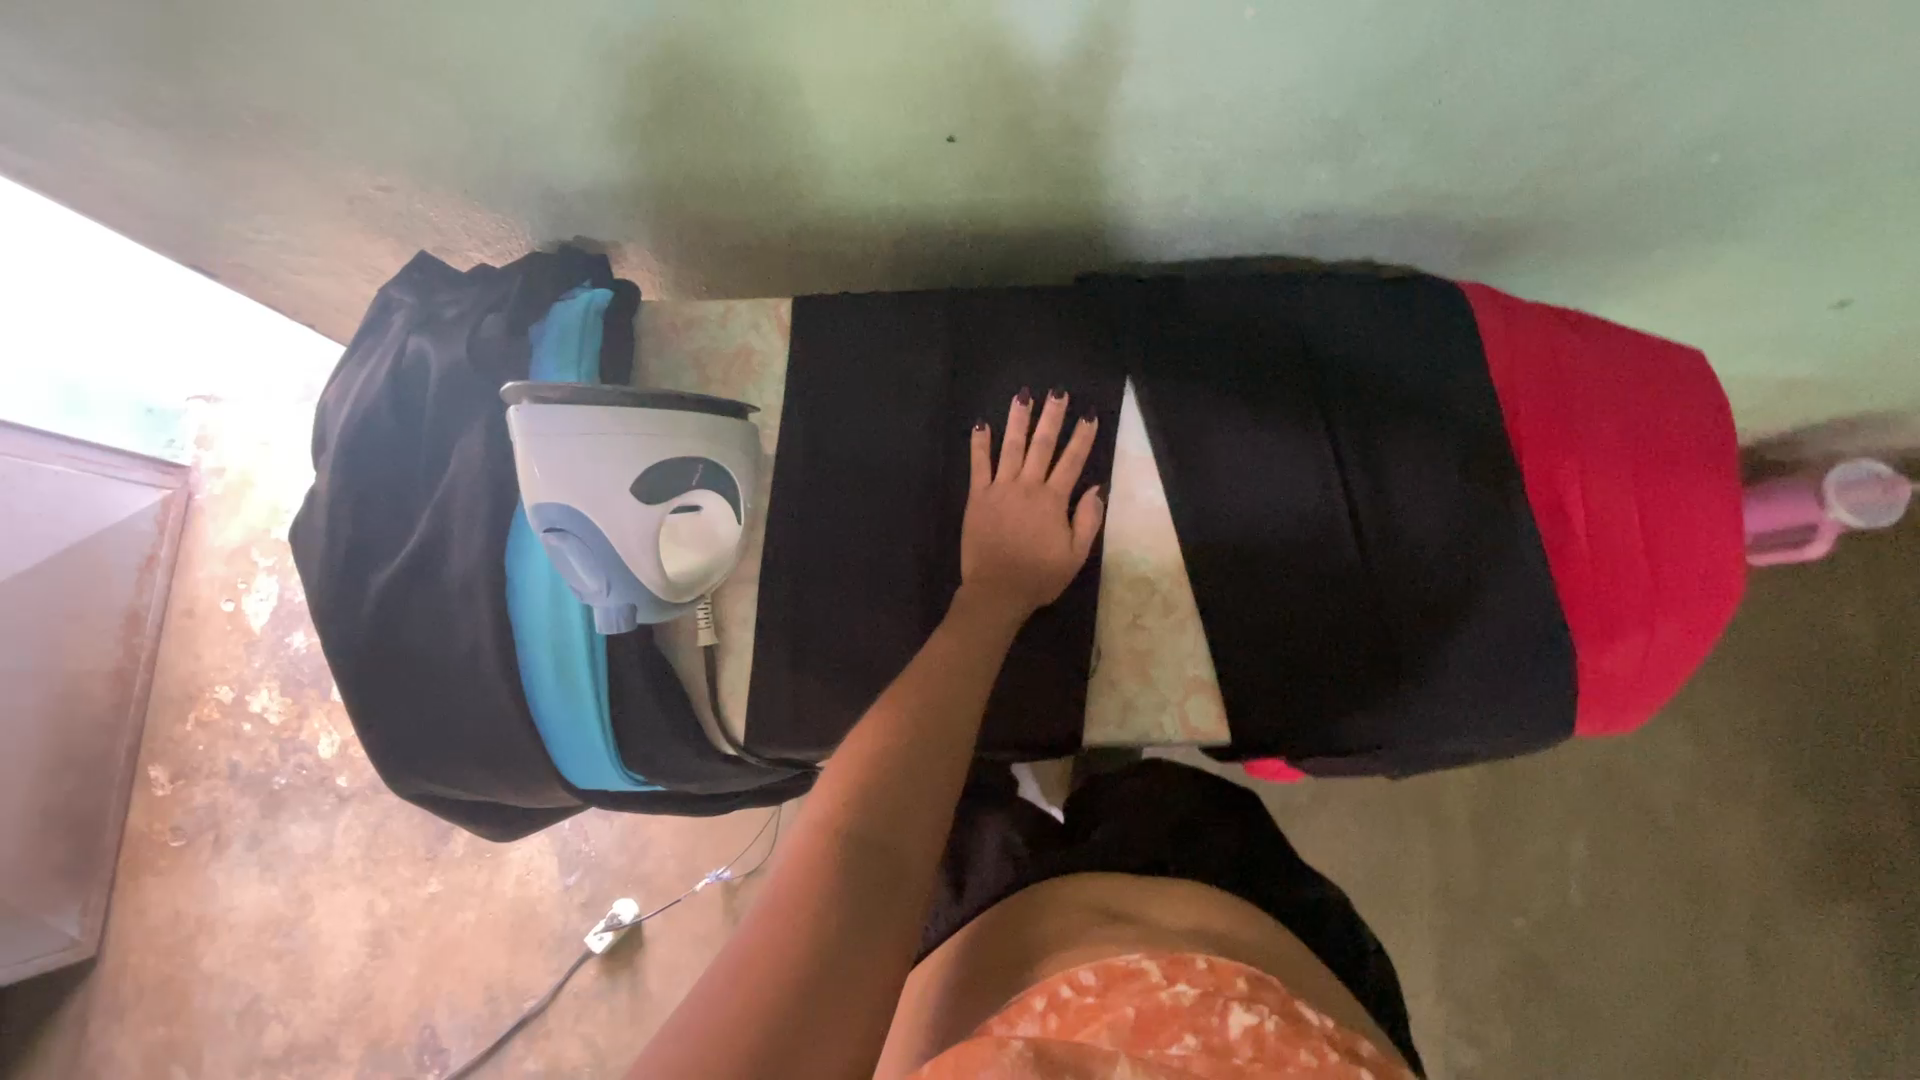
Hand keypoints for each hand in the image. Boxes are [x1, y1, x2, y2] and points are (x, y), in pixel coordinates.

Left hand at [958, 387, 1105, 622]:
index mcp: (1053, 500)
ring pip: (1011, 447)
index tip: (1089, 415)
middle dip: (1052, 417)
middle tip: (1058, 392)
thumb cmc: (1039, 576)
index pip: (1072, 461)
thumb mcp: (1075, 555)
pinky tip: (980, 424)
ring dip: (1018, 420)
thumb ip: (1087, 519)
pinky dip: (979, 444)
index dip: (1082, 437)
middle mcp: (1027, 487)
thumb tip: (1096, 487)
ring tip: (1023, 396)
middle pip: (1042, 445)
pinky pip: (978, 465)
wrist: (997, 591)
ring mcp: (1000, 489)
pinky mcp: (978, 497)